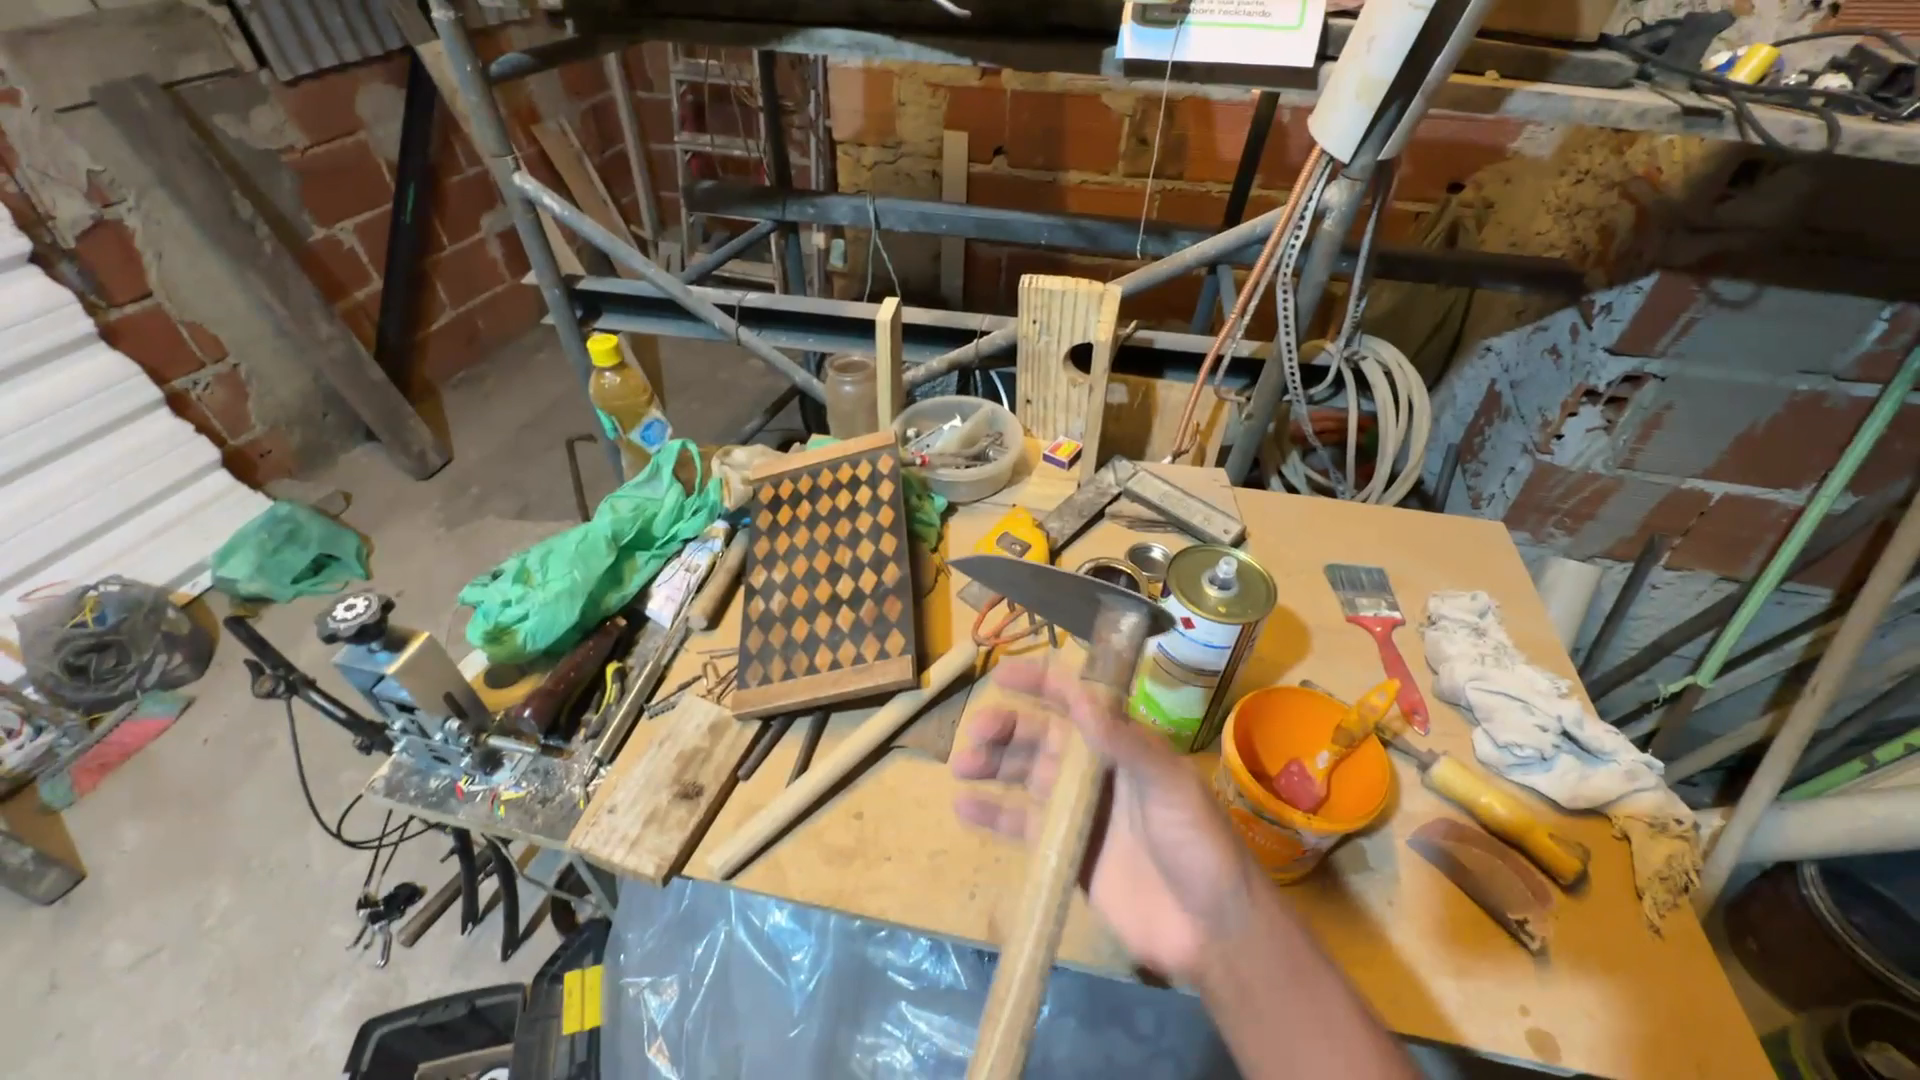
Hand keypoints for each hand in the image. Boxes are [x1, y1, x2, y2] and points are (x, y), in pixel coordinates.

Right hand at [950, 658, 1266, 982]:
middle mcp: (1097, 771)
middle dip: (1007, 728)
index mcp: (1124, 744)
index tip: (1002, 676)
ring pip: (1026, 776)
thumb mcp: (1169, 784)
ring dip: (993, 765)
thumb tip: (1078, 697)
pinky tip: (964, 807)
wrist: (1209, 926)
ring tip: (962, 765)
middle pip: (1042, 737)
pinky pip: (1023, 825)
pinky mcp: (1067, 852)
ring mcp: (1080, 812)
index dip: (1041, 684)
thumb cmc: (1197, 843)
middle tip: (976, 733)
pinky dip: (993, 815)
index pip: (1077, 701)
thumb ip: (1124, 742)